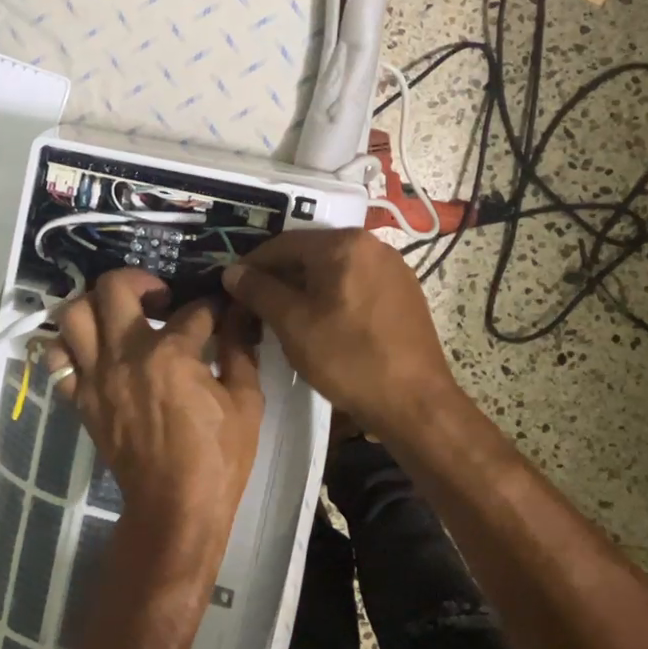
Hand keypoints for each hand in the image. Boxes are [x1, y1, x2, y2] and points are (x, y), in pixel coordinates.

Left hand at [45, 269, 264, 527]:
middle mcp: (126, 353)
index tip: (218, 314)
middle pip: (113, 287)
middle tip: (158, 298)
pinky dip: (68, 345)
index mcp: (171, 352)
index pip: (193, 310)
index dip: (211, 307)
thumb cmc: (218, 459)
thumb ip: (241, 350)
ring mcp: (96, 375)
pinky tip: (91, 348)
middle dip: (138, 279)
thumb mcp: (246, 402)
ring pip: (73, 313)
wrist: (174, 509)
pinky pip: (57, 358)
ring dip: (94, 304)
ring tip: (117, 315)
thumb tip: (241, 315)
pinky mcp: (81, 398)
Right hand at [222, 229, 461, 450]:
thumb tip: (232, 271)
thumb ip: (259, 291)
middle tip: (254, 304)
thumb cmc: (349, 358)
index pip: (283, 244)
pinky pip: (355, 285)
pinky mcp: (404, 294)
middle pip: (310, 254)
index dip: (252, 265)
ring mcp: (393, 269)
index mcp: (344, 244)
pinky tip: (320, 324)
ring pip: (333, 271)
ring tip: (283, 317)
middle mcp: (373, 245)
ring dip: (304, 288)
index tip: (231, 287)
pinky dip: (331, 297)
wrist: (416, 404)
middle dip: (279, 277)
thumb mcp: (292, 323)